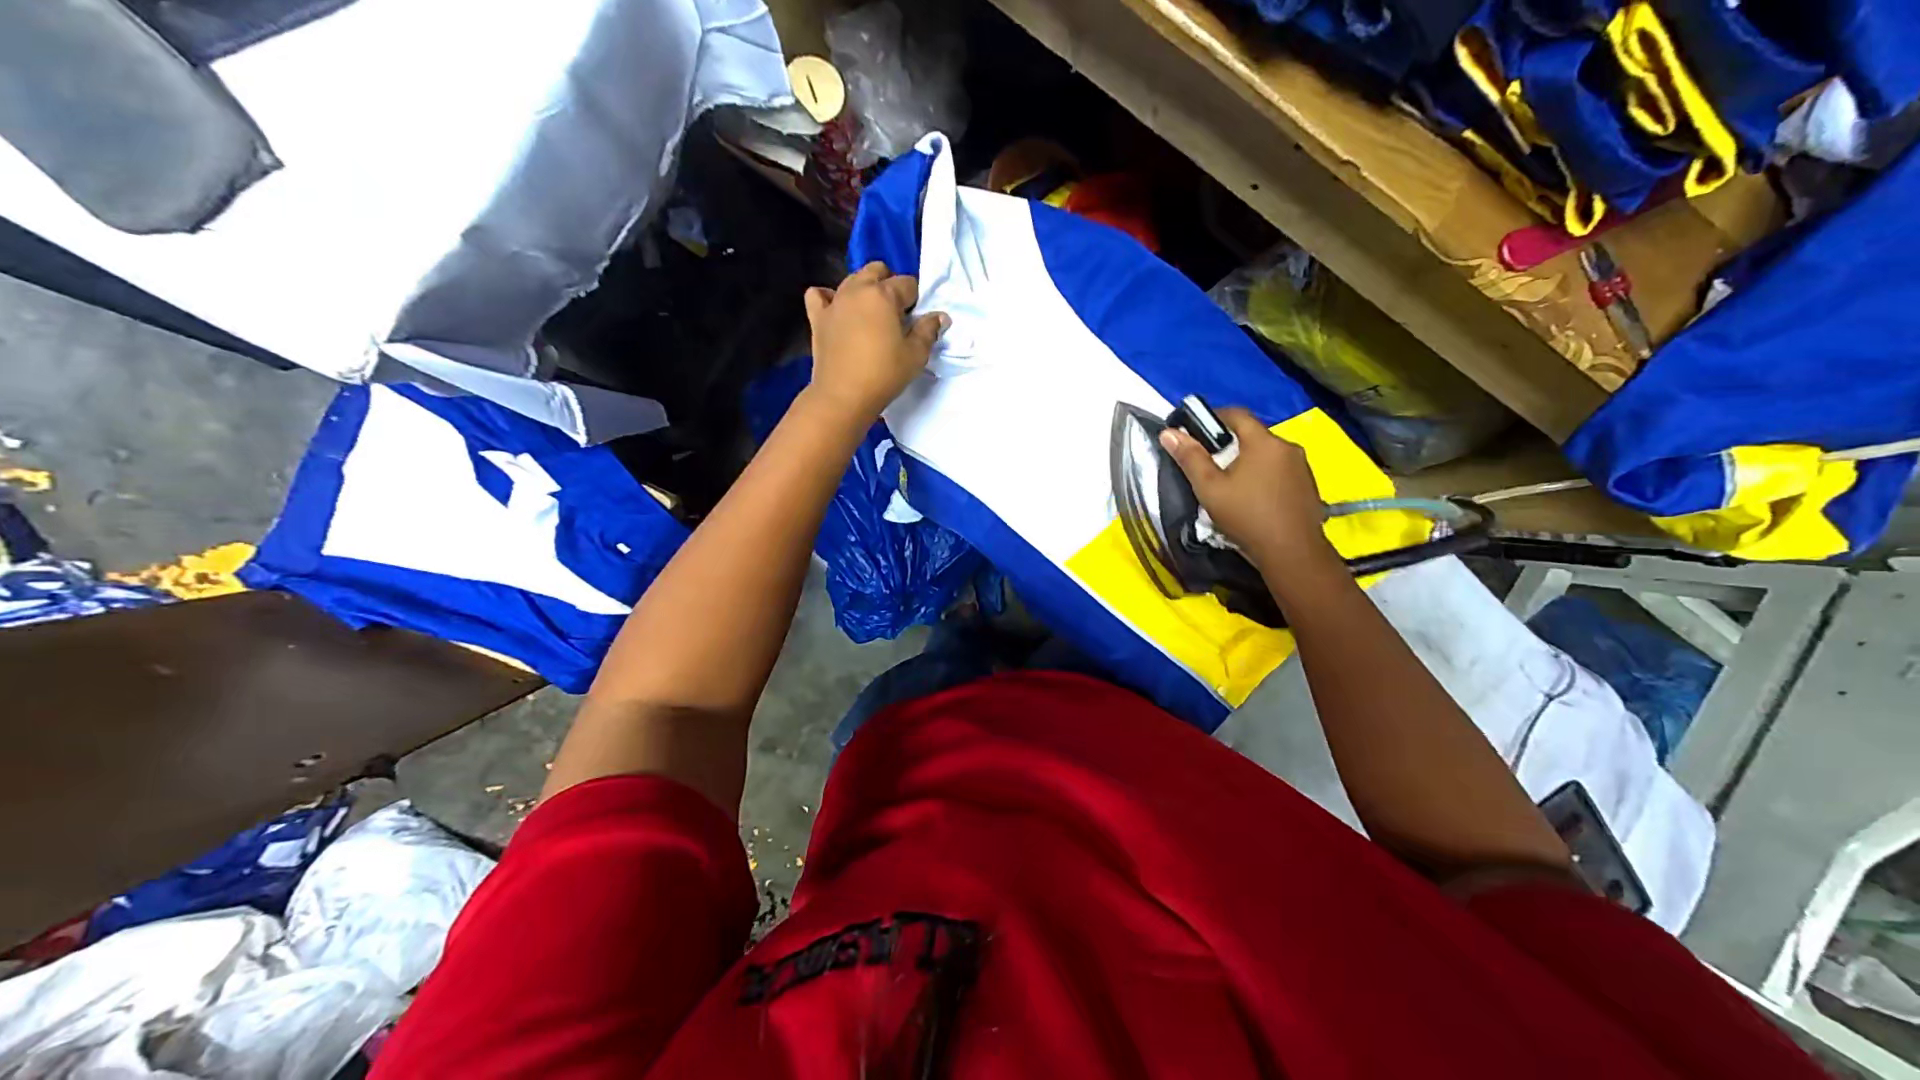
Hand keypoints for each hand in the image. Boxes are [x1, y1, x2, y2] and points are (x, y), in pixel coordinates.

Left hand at [803, 262, 948, 420]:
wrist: (843, 396)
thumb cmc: (884, 374)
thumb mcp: (916, 354)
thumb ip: (928, 330)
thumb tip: (940, 316)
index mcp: (884, 294)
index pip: (907, 283)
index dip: (915, 300)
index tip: (915, 320)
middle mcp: (857, 289)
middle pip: (877, 271)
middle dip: (889, 284)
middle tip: (895, 314)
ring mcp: (835, 302)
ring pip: (851, 280)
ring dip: (864, 290)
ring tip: (870, 315)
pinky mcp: (818, 318)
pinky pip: (818, 295)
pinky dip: (829, 298)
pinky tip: (837, 310)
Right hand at [1159, 406, 1333, 570]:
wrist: (1292, 553)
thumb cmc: (1247, 517)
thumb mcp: (1210, 489)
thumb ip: (1190, 458)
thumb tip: (1169, 433)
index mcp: (1263, 442)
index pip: (1237, 414)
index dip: (1214, 416)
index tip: (1196, 431)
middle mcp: (1287, 447)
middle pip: (1253, 435)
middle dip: (1230, 444)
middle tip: (1210, 466)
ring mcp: (1302, 467)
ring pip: (1268, 455)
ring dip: (1249, 462)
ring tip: (1232, 486)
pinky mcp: (1309, 486)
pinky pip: (1282, 472)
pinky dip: (1266, 477)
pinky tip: (1255, 500)